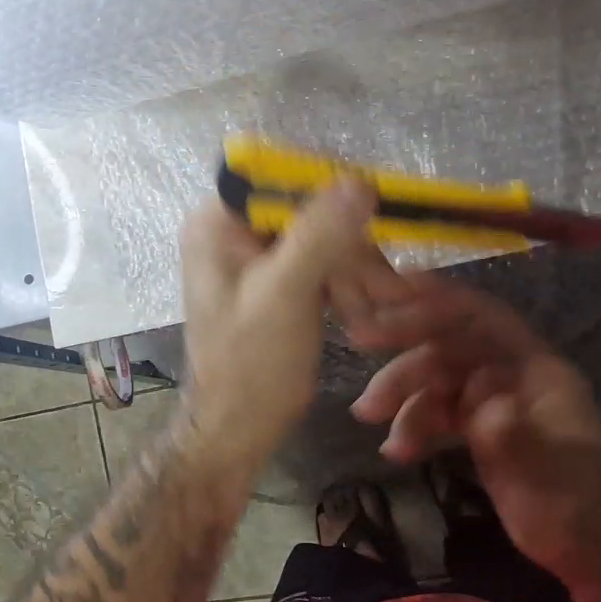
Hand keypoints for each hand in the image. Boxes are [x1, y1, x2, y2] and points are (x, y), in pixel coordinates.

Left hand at [178, 180, 406, 468]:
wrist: (238, 424)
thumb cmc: (252, 362)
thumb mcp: (286, 294)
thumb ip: (319, 235)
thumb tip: (357, 181)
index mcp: (216, 221)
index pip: (276, 176)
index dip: (328, 187)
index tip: (376, 210)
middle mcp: (228, 227)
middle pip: (305, 207)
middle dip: (347, 246)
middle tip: (384, 289)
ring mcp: (249, 254)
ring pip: (319, 236)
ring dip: (353, 270)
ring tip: (372, 311)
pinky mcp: (271, 278)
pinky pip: (317, 261)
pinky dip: (343, 284)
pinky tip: (358, 315)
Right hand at [347, 277, 600, 601]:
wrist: (590, 557)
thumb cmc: (579, 511)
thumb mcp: (551, 477)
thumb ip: (515, 437)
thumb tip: (485, 409)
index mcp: (538, 370)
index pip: (482, 319)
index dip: (437, 301)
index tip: (389, 294)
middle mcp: (511, 375)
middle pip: (447, 346)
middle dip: (403, 350)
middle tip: (358, 341)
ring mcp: (491, 399)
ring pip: (432, 378)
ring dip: (398, 394)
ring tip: (368, 417)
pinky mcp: (475, 424)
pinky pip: (432, 408)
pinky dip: (408, 423)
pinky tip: (394, 449)